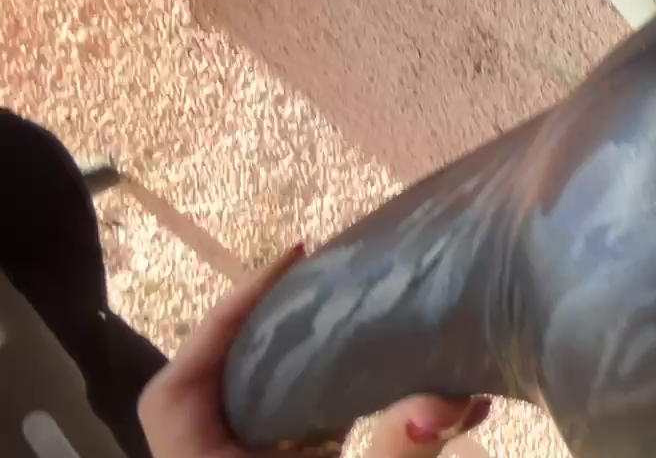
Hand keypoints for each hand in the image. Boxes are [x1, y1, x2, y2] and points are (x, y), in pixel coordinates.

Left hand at [137, 244, 491, 457]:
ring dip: (339, 356)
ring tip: (394, 316)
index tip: (297, 257)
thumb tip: (450, 396)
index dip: (225, 317)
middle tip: (359, 273)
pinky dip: (361, 392)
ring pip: (283, 400)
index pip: (181, 390)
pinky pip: (318, 423)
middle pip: (235, 380)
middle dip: (297, 320)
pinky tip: (416, 384)